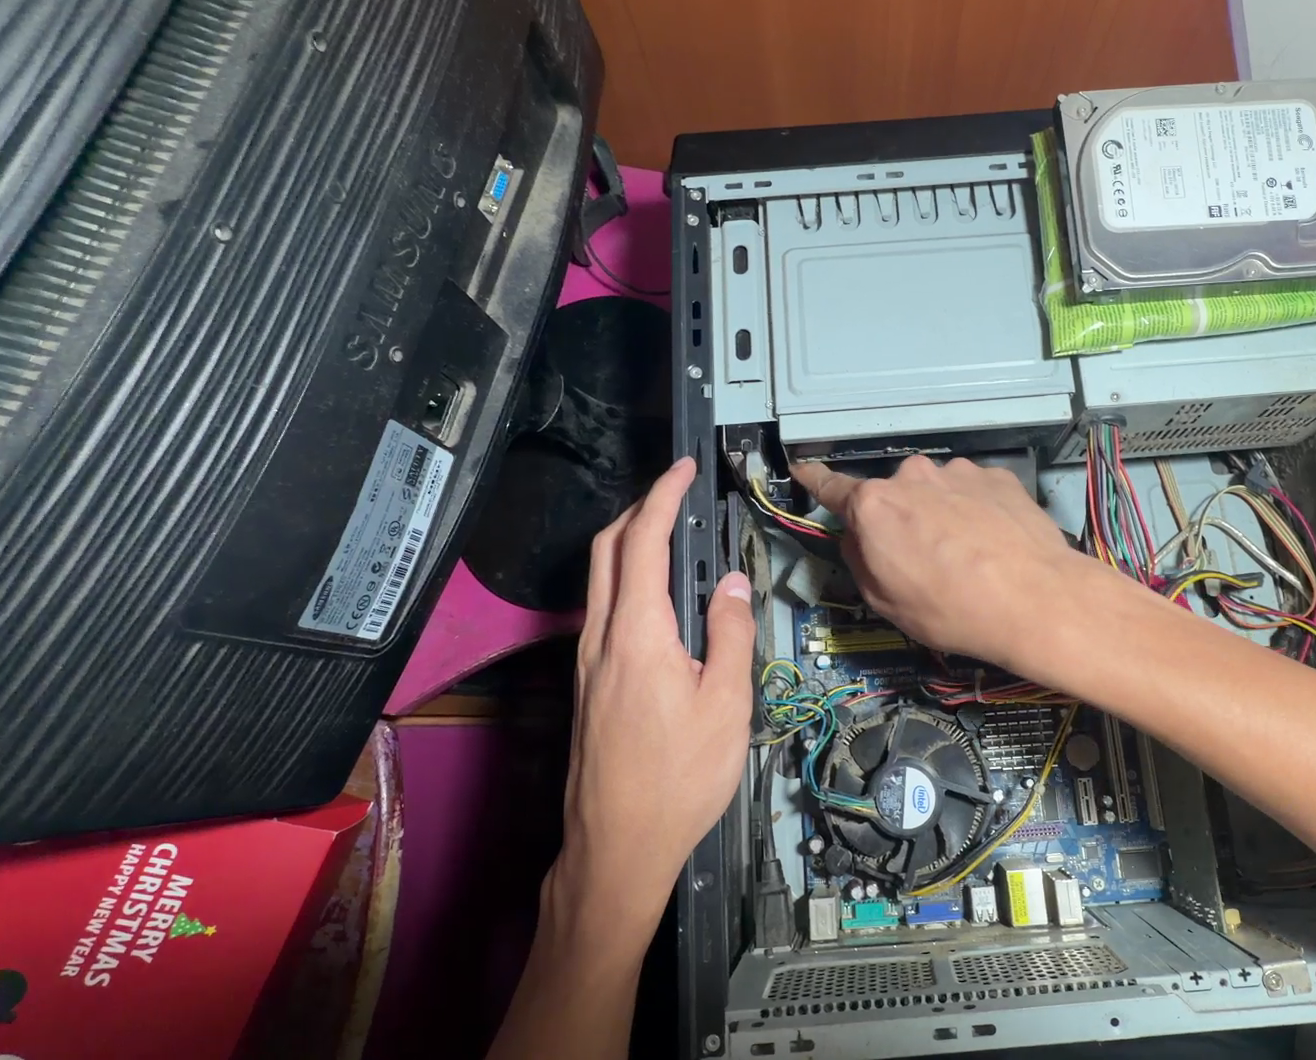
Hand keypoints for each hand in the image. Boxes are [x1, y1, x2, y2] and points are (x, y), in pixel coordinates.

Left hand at [558, 456, 755, 918]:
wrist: (616, 846)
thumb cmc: (679, 780)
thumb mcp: (726, 705)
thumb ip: (728, 634)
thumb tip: (729, 583)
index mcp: (637, 634)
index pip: (643, 541)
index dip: (662, 496)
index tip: (682, 469)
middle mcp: (600, 638)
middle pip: (607, 549)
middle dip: (638, 508)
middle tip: (675, 494)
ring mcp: (585, 661)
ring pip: (598, 578)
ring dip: (628, 542)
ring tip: (668, 534)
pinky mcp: (585, 684)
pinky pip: (601, 608)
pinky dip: (625, 578)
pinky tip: (654, 597)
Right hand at [794, 456, 1090, 668]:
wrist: (1036, 599)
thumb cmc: (954, 608)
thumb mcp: (884, 602)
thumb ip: (860, 561)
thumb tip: (859, 541)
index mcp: (874, 506)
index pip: (832, 489)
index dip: (815, 481)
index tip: (803, 470)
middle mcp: (912, 477)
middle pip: (892, 498)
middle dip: (898, 522)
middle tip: (919, 563)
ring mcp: (958, 473)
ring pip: (935, 494)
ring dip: (940, 517)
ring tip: (965, 558)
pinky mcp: (997, 477)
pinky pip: (972, 493)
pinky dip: (974, 513)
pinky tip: (991, 545)